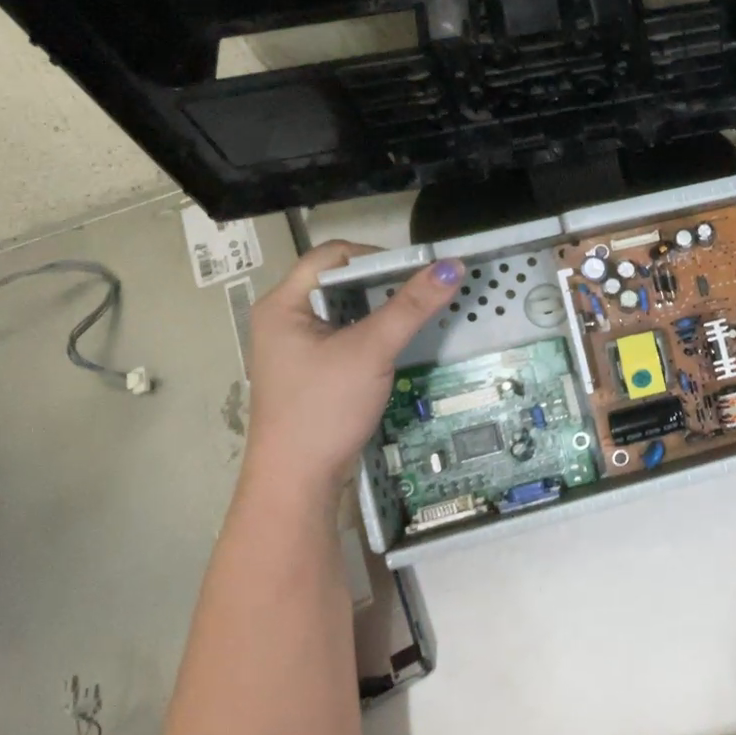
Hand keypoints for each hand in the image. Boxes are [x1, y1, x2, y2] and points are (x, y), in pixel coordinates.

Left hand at [244, 241, 464, 494]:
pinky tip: (402, 342)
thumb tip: (452, 266)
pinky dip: (377, 332)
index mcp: (283, 304)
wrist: (298, 478)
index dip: (377, 256)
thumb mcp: (371, 351)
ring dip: (384, 308)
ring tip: (420, 314)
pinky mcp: (315, 369)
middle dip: (385, 282)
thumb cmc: (324, 407)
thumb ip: (411, 307)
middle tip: (426, 293)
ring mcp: (299, 346)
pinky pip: (349, 335)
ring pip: (348, 309)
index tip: (418, 273)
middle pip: (341, 280)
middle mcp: (286, 318)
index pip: (333, 256)